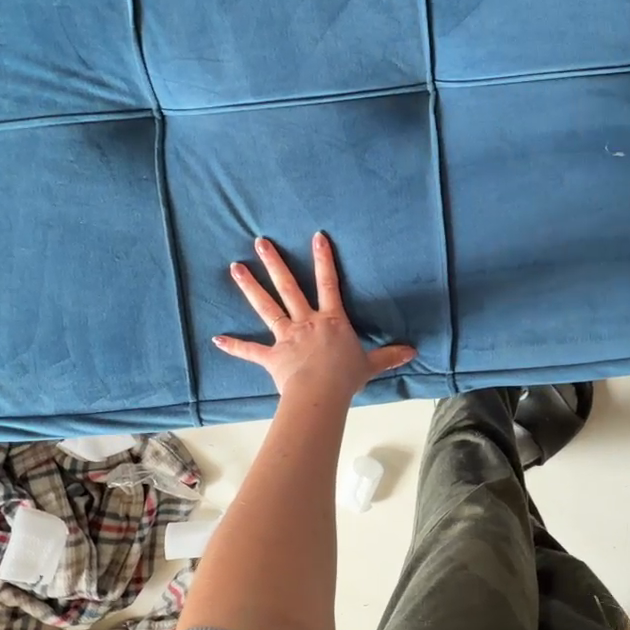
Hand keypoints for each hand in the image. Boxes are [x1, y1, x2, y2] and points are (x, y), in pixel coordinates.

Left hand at [213, 232, 415, 399]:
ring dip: (249, 287)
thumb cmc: (346, 377)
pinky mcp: (272, 357)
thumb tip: (413, 352)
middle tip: (259, 241)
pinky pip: (250, 350)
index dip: (324, 259)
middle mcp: (306, 322)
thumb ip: (390, 355)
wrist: (321, 394)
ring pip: (266, 307)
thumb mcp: (371, 364)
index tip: (316, 236)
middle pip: (288, 287)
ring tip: (235, 267)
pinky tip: (216, 338)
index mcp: (331, 320)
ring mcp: (286, 337)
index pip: (329, 282)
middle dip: (274, 262)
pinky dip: (234, 345)